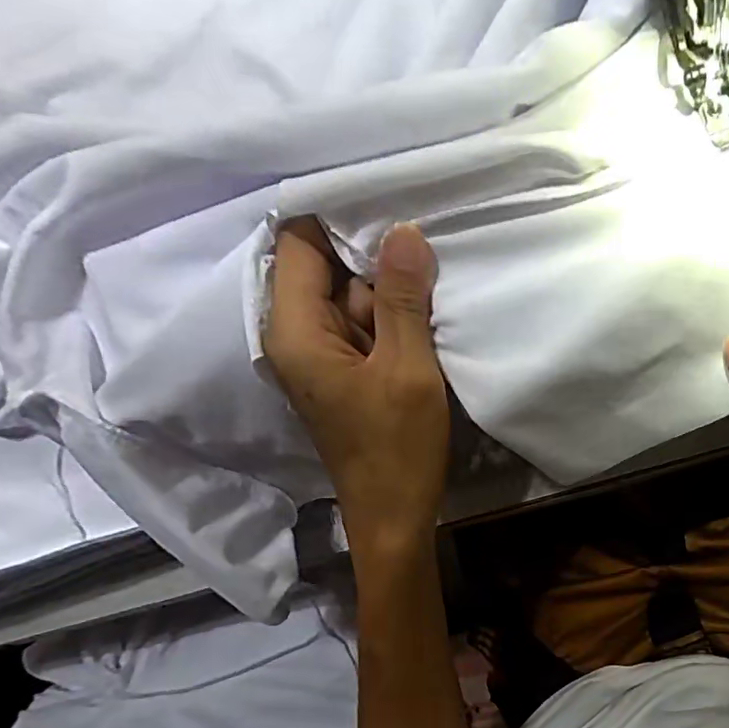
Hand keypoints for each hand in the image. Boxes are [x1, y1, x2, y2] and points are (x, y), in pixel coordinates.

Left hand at [266, 218, 449, 550]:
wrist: (394, 515)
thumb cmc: (398, 446)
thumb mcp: (409, 368)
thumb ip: (404, 298)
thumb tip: (404, 230)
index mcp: (295, 332)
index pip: (300, 245)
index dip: (341, 223)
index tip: (391, 211)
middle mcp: (295, 338)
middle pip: (326, 271)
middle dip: (374, 264)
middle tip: (428, 264)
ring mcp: (319, 359)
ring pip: (349, 302)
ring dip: (388, 298)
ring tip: (434, 301)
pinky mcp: (341, 376)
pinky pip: (360, 330)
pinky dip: (389, 324)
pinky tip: (424, 330)